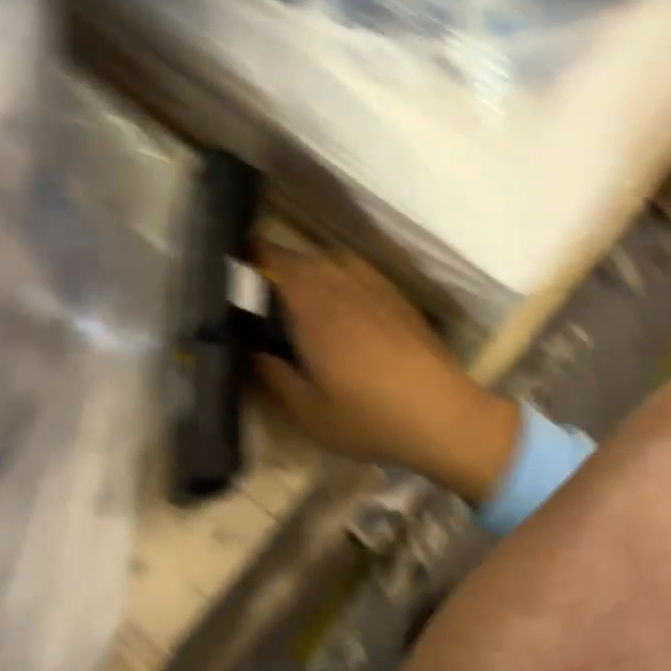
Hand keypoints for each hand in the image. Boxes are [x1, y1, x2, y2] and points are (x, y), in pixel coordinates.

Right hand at [257, 246, 517, 503]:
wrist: (443, 412)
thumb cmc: (367, 414)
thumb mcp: (305, 408)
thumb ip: (269, 372)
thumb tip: (248, 348)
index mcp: (311, 297)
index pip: (267, 256)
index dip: (244, 261)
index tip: (227, 282)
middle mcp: (341, 277)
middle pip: (297, 260)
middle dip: (274, 278)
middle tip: (258, 312)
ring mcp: (374, 281)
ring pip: (328, 267)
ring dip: (308, 282)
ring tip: (298, 319)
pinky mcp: (397, 294)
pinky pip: (355, 277)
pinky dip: (338, 289)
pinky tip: (340, 325)